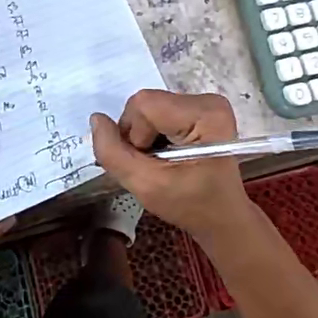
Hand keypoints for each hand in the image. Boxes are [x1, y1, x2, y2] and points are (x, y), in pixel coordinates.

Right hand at [89, 91, 253, 239]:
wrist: (221, 216)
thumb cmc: (190, 205)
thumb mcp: (145, 185)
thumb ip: (113, 152)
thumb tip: (96, 119)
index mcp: (205, 115)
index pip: (143, 105)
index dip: (134, 134)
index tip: (150, 162)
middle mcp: (207, 101)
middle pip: (144, 103)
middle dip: (137, 133)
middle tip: (152, 163)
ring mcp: (204, 103)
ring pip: (147, 106)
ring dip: (142, 134)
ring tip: (159, 160)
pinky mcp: (198, 108)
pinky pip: (155, 110)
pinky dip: (151, 131)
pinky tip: (165, 151)